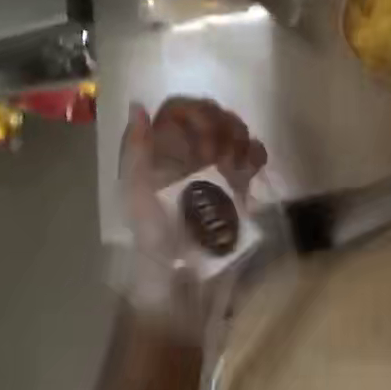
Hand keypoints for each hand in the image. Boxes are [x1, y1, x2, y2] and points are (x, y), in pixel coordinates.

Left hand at [114, 97, 267, 333]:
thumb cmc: (154, 238)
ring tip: (233, 164)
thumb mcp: (135, 193)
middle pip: (211, 115)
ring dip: (239, 137)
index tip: (201, 139)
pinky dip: (255, 153)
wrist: (184, 284)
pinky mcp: (238, 186)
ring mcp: (215, 168)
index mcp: (160, 152)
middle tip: (216, 157)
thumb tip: (138, 104)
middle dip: (220, 126)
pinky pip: (252, 155)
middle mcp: (188, 155)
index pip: (180, 111)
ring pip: (233, 131)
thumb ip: (135, 148)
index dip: (194, 114)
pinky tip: (252, 167)